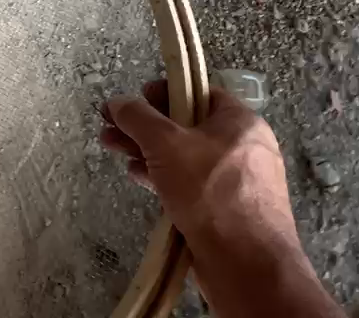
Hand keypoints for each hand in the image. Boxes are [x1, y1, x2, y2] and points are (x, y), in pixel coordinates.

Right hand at [101, 80, 343, 317]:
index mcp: (240, 122)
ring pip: (183, 154)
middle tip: (112, 125)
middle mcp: (243, 147)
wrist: (247, 267)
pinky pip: (190, 182)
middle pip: (184, 124)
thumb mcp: (164, 143)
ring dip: (146, 149)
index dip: (163, 91)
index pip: (197, 92)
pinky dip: (162, 175)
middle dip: (143, 124)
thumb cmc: (210, 192)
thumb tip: (118, 102)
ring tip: (113, 149)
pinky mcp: (227, 209)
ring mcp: (237, 181)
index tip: (135, 99)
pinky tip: (137, 176)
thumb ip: (137, 116)